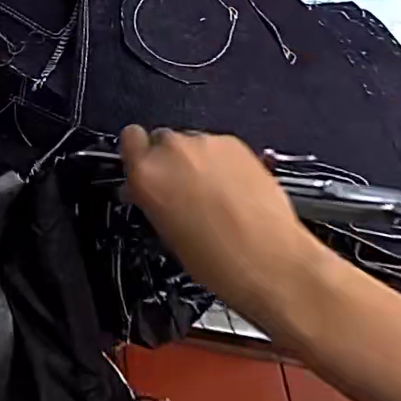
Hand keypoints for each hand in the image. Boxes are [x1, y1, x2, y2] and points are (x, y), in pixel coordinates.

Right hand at [118, 125, 326, 323]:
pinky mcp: (234, 143)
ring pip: (191, 144)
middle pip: (160, 140)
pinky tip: (232, 191)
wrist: (272, 261)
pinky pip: (218, 146)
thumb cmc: (221, 262)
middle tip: (181, 190)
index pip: (129, 138)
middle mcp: (173, 151)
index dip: (137, 154)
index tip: (144, 167)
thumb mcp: (167, 235)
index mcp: (147, 174)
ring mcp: (205, 144)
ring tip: (213, 196)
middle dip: (169, 162)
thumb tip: (145, 190)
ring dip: (196, 163)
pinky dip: (222, 163)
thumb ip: (150, 200)